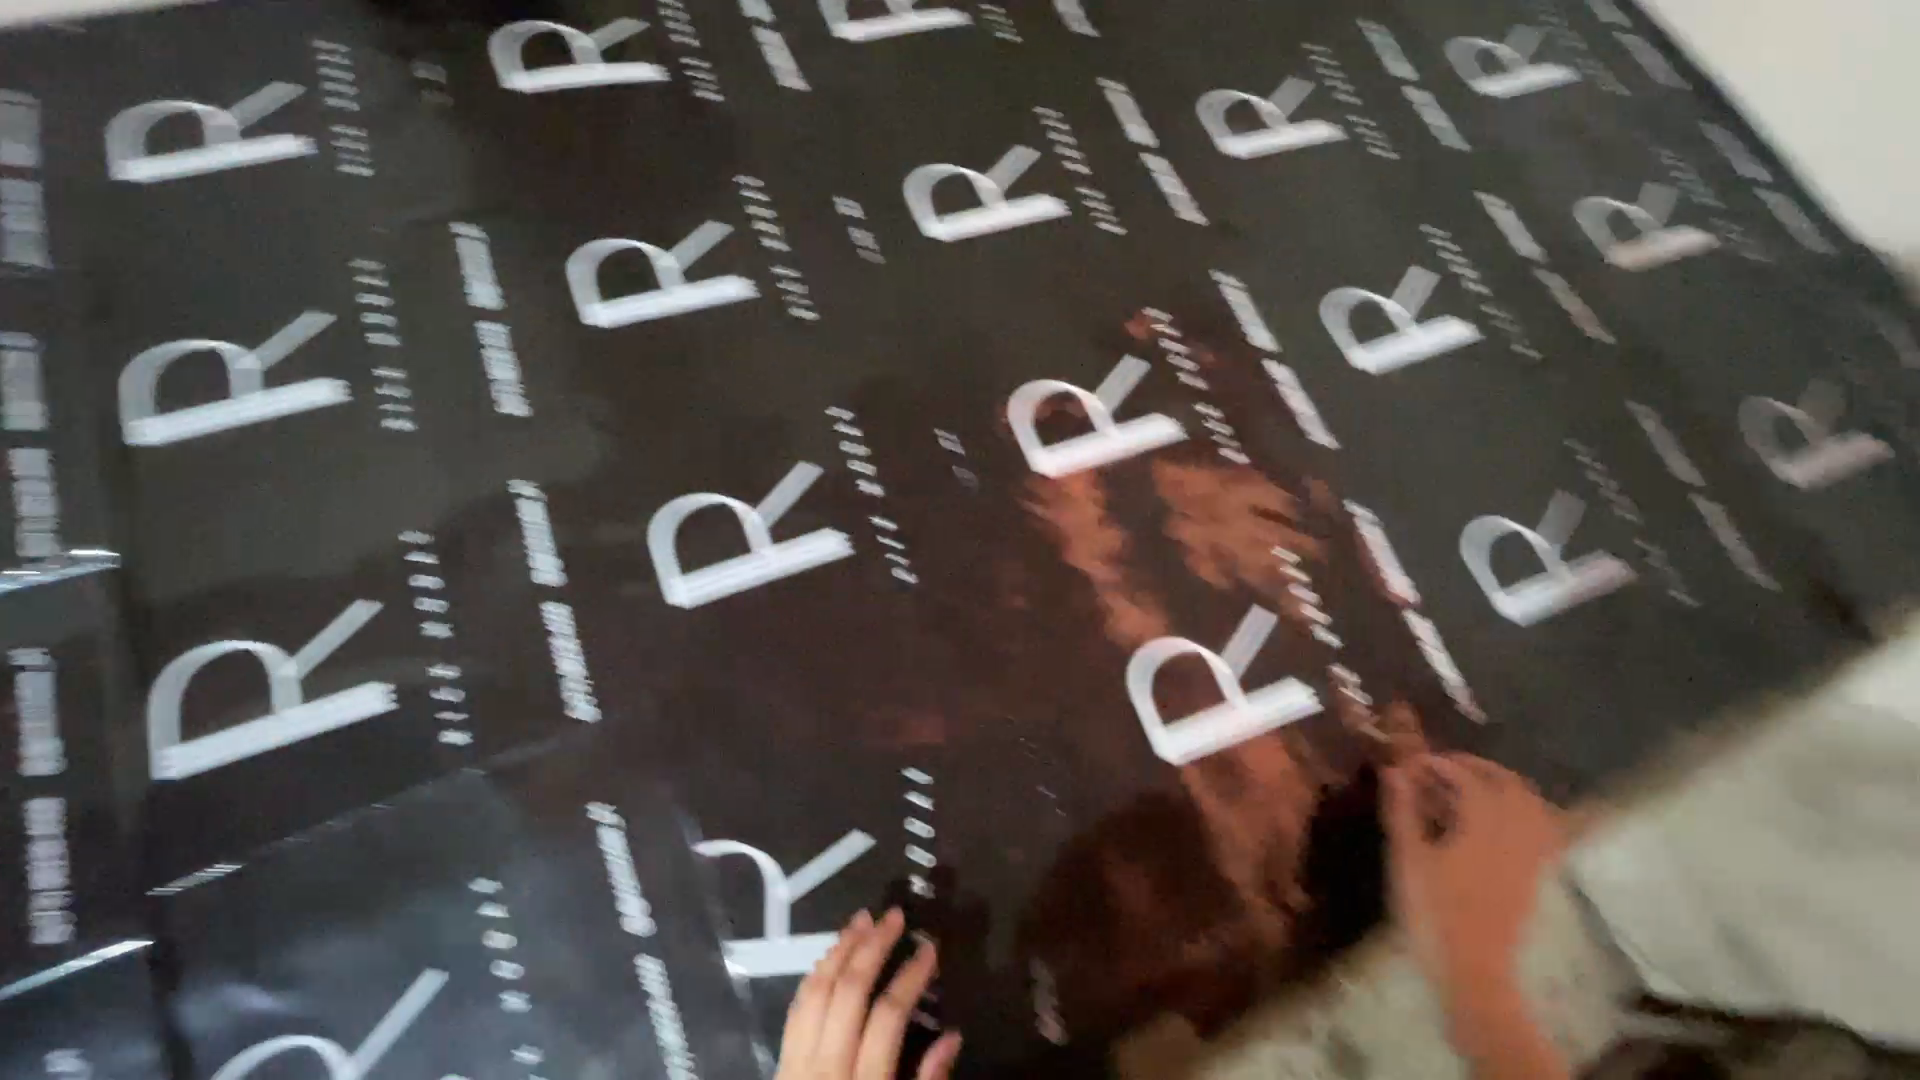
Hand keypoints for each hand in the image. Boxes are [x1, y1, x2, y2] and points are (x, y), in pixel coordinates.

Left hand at [775, 907, 963, 1079]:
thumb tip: (952, 1036)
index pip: (888, 1015)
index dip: (910, 976)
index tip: (929, 948)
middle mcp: (826, 1068)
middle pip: (849, 992)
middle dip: (874, 947)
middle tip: (895, 916)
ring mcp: (797, 1065)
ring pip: (817, 991)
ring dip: (840, 950)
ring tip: (862, 920)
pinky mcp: (780, 1066)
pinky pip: (797, 1008)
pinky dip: (815, 975)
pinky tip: (831, 957)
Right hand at [1382, 753, 1563, 1001]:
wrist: (1471, 967)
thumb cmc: (1431, 910)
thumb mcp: (1407, 858)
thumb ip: (1402, 810)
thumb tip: (1396, 771)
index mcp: (1482, 828)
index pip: (1469, 780)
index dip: (1442, 764)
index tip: (1415, 762)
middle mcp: (1514, 836)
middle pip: (1509, 785)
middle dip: (1478, 767)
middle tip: (1444, 766)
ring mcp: (1530, 856)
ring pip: (1532, 806)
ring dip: (1504, 785)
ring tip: (1473, 785)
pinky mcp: (1535, 875)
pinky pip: (1544, 832)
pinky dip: (1526, 813)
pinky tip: (1502, 817)